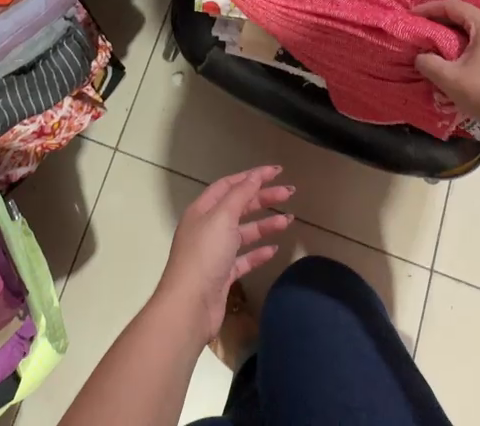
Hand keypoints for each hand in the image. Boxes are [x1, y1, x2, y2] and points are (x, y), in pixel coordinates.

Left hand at [152, 166, 293, 346]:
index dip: (252, 176)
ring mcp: (214, 253)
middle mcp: (207, 228)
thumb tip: (254, 176)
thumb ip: (240, 195)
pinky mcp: (222, 275)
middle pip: (238, 207)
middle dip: (263, 198)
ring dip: (265, 225)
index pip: (229, 185)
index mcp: (202, 210)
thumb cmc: (204, 255)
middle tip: (289, 193)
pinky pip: (244, 259)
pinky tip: (274, 249)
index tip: (277, 172)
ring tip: (289, 220)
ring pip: (243, 233)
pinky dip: (258, 252)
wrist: (189, 306)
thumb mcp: (222, 217)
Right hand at [414, 0, 479, 131]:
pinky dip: (473, 44)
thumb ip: (428, 63)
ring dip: (458, 34)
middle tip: (424, 30)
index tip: (413, 15)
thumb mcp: (450, 80)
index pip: (454, 6)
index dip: (430, 8)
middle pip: (468, 16)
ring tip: (440, 45)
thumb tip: (421, 57)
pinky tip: (464, 58)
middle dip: (443, 21)